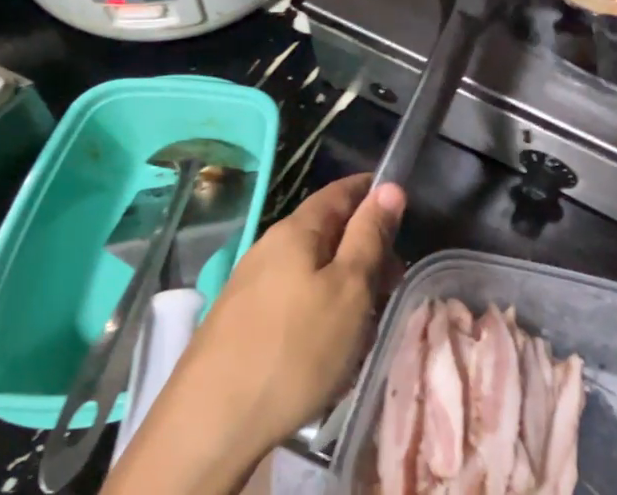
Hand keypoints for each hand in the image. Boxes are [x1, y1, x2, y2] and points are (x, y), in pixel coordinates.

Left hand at [107, 175, 404, 493]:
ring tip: (368, 318)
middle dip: (365, 247)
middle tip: (396, 280)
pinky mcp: (239, 325)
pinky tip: (330, 343)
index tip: (408, 210)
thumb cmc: (295, 349)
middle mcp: (267, 249)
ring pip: (311, 269)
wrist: (209, 428)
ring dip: (345, 283)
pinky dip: (320, 309)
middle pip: (327, 231)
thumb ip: (370, 235)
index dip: (376, 193)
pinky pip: (293, 300)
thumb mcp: (350, 288)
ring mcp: (248, 288)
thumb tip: (388, 187)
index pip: (341, 191)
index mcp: (295, 231)